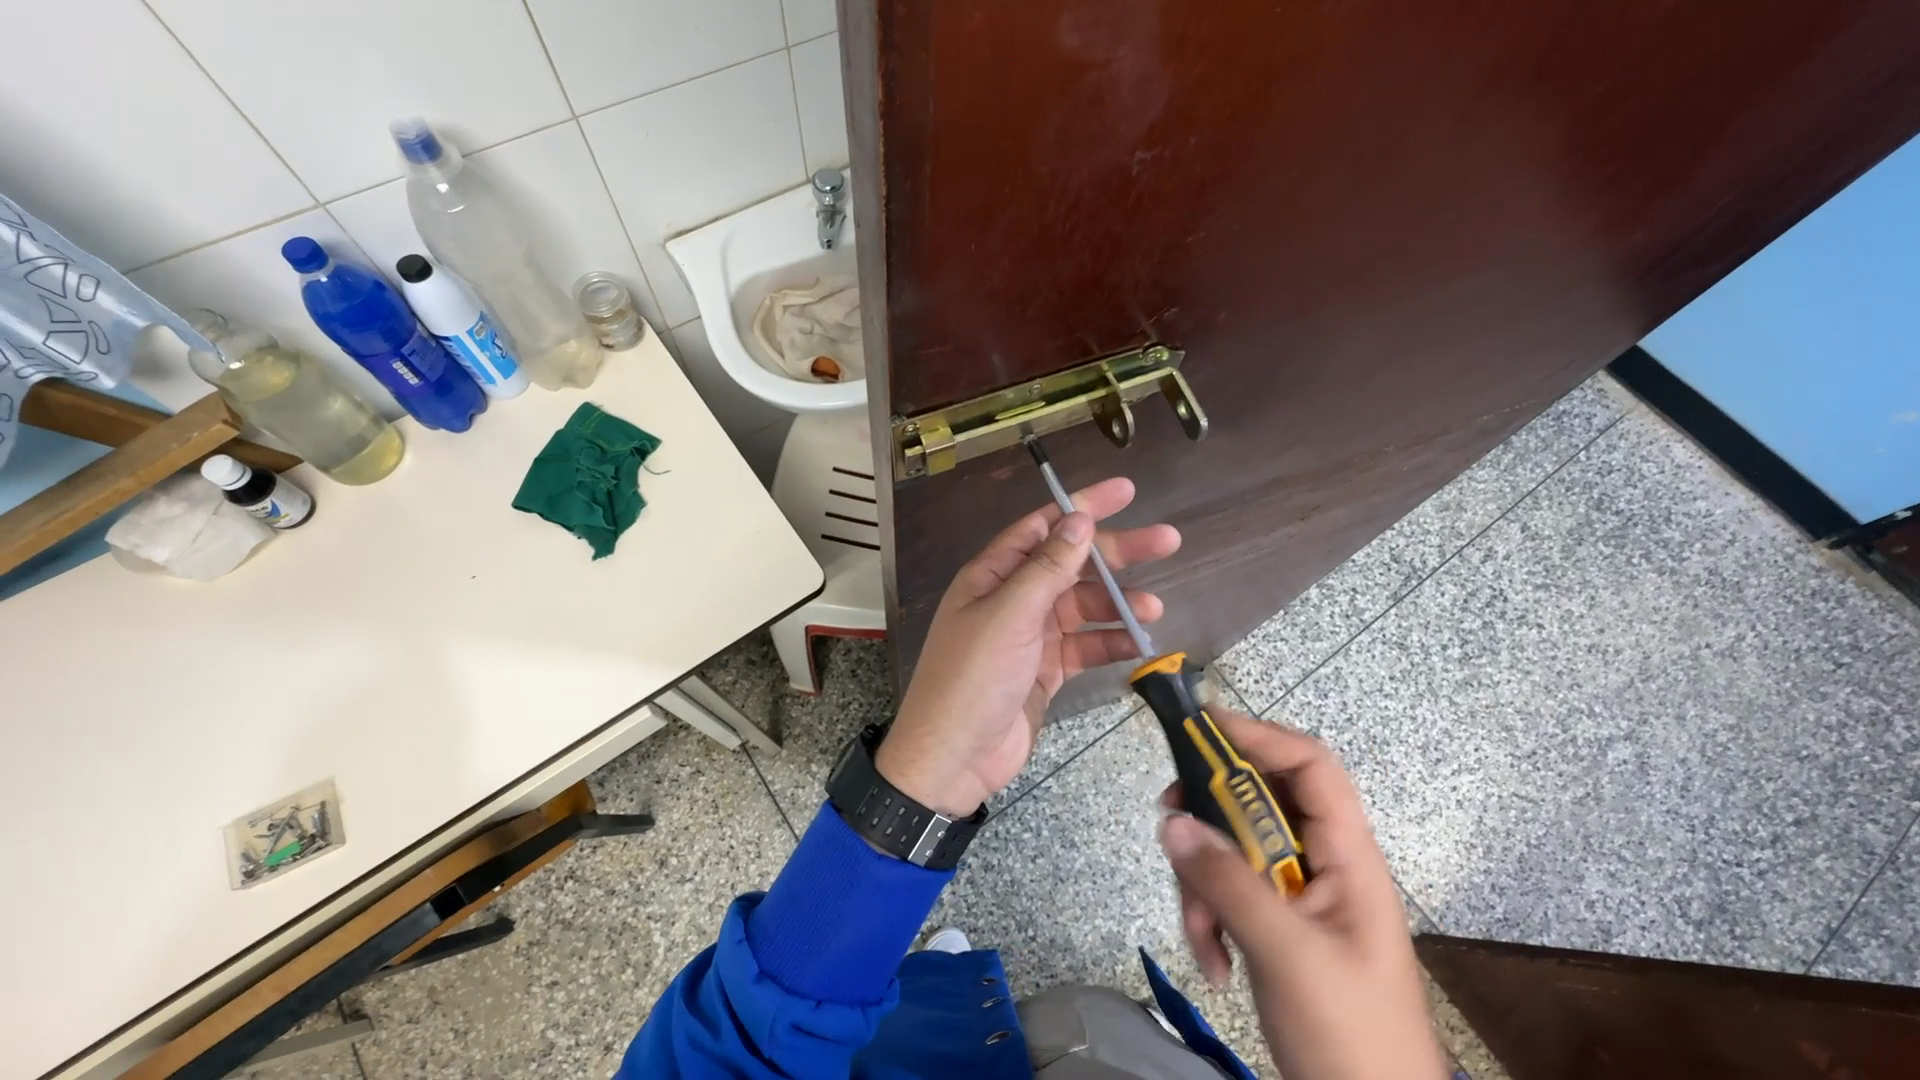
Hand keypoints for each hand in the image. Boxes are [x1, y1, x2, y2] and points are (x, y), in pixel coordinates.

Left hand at [877, 477, 1179, 816]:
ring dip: (1117, 603)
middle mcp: (1012, 599)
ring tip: (1153, 607)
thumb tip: (1078, 518)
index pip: (1044, 528)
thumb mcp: (1009, 616)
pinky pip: (1084, 646)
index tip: (1126, 491)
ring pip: (1083, 607)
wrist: (954, 759)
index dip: (1083, 506)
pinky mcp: (1045, 670)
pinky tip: (1136, 641)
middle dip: (1116, 554)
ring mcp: (1030, 636)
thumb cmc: (972, 679)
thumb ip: (1047, 568)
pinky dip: (1109, 641)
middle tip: (1167, 541)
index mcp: (993, 576)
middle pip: (1071, 565)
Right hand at [1158, 710, 1444, 1079]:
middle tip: (1170, 824)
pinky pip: (1230, 896)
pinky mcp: (1276, 928)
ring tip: (1203, 939)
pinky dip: (1210, 920)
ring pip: (1234, 853)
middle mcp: (1323, 865)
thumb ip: (1228, 882)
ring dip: (1204, 887)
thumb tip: (1172, 821)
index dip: (1259, 737)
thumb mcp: (1286, 953)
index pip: (1311, 767)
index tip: (1199, 728)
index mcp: (1348, 858)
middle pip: (1258, 805)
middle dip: (1211, 820)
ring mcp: (1299, 899)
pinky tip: (1214, 964)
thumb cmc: (1349, 1033)